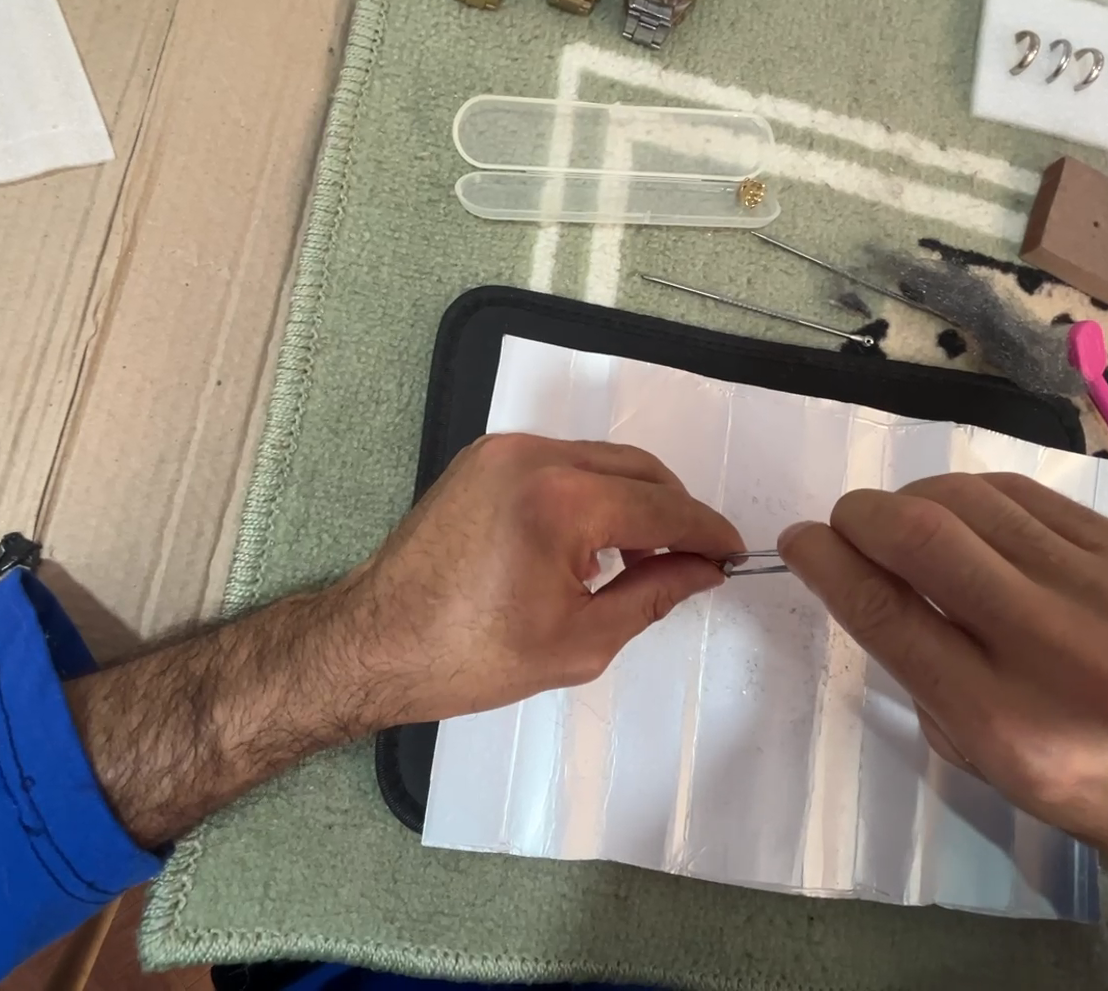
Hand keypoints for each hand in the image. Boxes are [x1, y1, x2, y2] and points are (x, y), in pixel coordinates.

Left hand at [67, 435, 739, 848]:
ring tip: (640, 555)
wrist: (374, 642)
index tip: (733, 553)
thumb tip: (704, 568)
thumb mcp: (580, 641)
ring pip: (601, 459)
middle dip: (674, 510)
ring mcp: (503, 449)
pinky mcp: (482, 456)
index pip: (663, 506)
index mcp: (562, 502)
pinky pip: (562, 461)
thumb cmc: (472, 658)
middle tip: (691, 559)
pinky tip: (588, 539)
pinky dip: (591, 490)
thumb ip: (654, 594)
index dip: (707, 531)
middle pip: (638, 468)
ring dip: (633, 498)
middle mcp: (535, 456)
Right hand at [778, 472, 1107, 990]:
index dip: (824, 563)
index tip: (797, 541)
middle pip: (924, 538)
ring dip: (912, 499)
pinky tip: (967, 519)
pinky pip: (1030, 497)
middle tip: (844, 524)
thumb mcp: (988, 760)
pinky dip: (974, 498)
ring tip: (906, 522)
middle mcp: (1063, 653)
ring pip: (973, 501)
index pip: (886, 612)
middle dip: (859, 515)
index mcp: (1008, 725)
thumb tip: (863, 580)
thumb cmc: (1100, 791)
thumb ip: (919, 669)